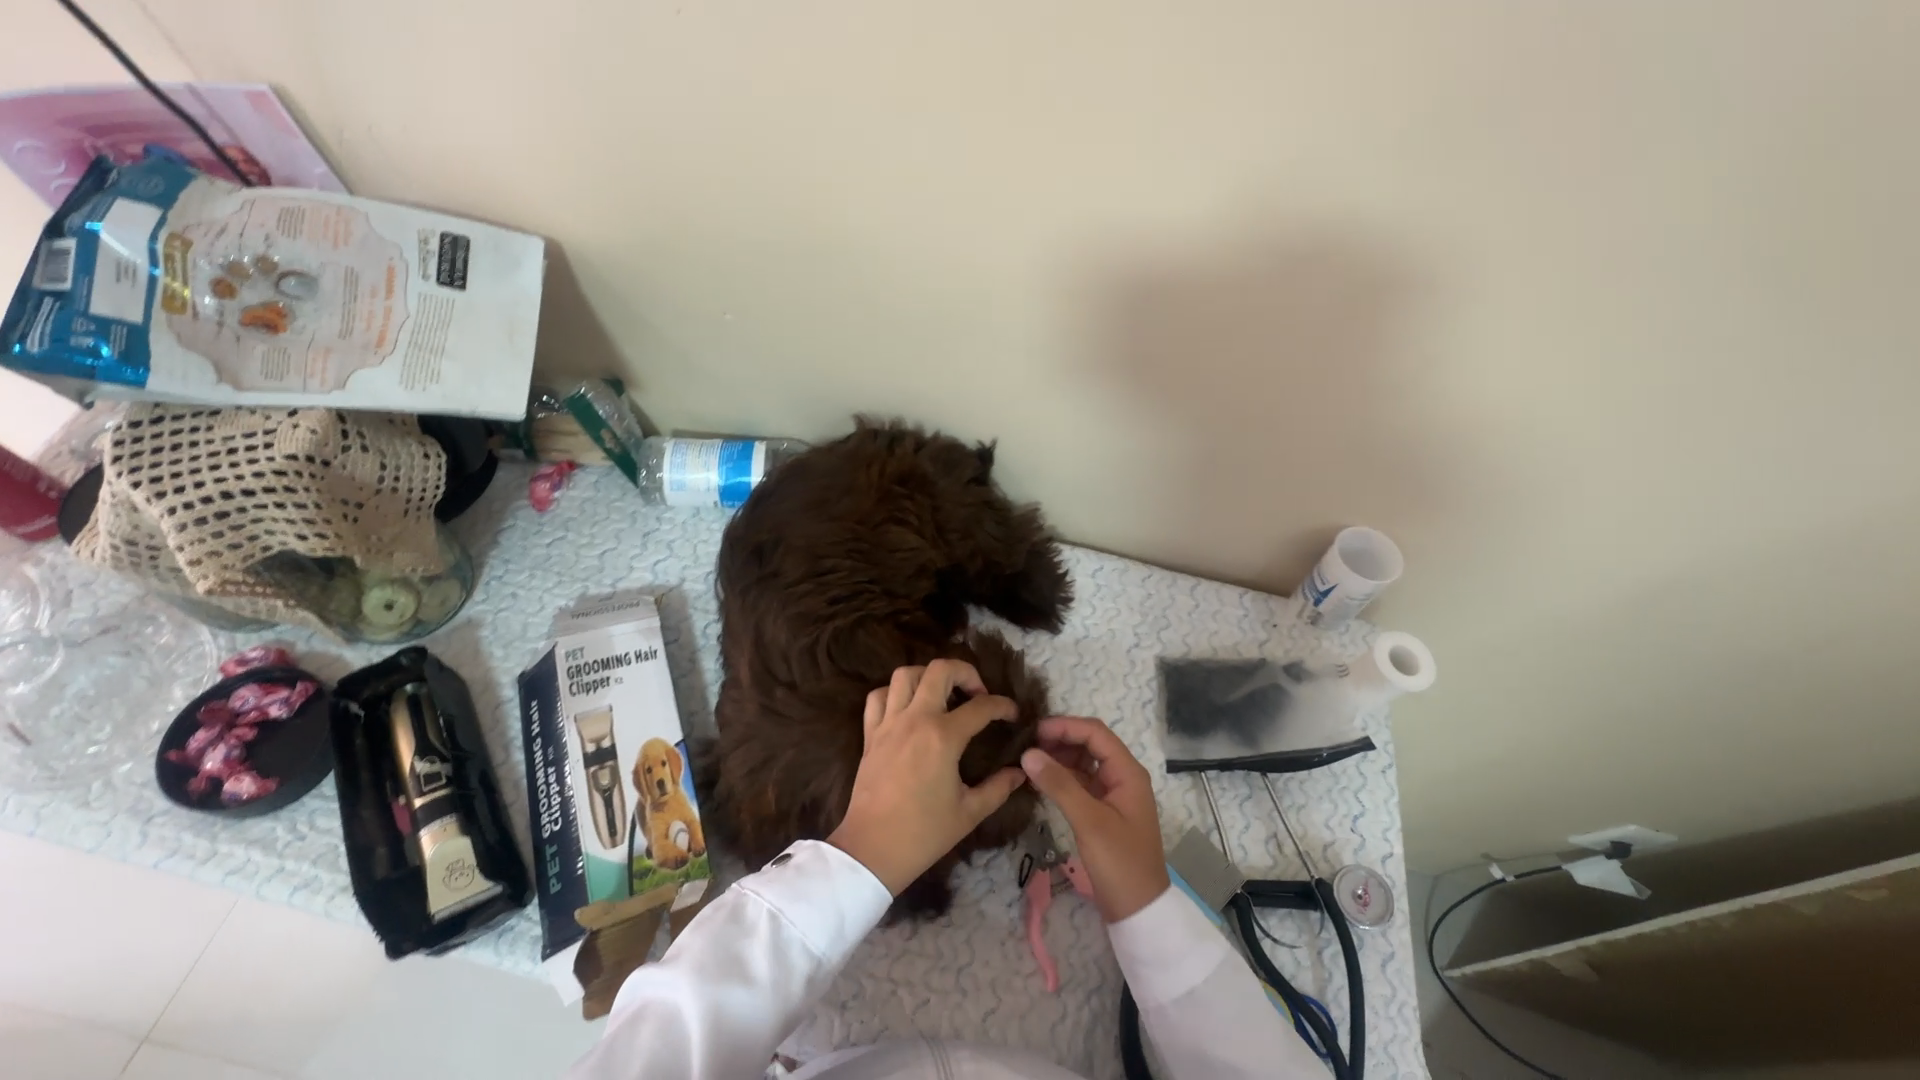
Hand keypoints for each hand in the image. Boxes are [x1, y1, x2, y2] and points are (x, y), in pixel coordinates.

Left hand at [827, 661, 1028, 895]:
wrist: (873, 850)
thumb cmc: (924, 833)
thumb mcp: (970, 812)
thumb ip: (998, 787)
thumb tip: (1019, 772)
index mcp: (943, 737)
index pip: (981, 707)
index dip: (1003, 706)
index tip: (1012, 715)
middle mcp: (915, 719)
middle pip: (940, 670)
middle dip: (966, 673)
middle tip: (977, 694)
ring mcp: (889, 723)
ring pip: (905, 674)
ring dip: (928, 676)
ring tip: (943, 695)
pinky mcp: (870, 734)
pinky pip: (879, 696)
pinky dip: (894, 693)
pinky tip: (908, 708)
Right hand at [1020, 716, 1169, 922]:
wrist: (1137, 909)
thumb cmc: (1119, 862)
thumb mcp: (1089, 821)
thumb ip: (1059, 784)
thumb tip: (1028, 753)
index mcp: (1127, 773)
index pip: (1095, 733)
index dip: (1065, 726)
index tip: (1033, 731)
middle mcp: (1122, 777)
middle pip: (1090, 744)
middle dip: (1060, 740)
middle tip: (1026, 746)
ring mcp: (1113, 794)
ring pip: (1083, 763)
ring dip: (1059, 758)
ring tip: (1028, 760)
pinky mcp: (1102, 811)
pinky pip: (1080, 783)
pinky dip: (1061, 778)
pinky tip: (1040, 781)